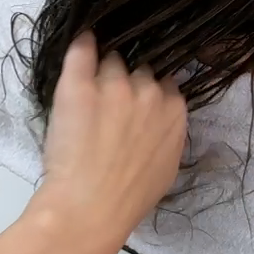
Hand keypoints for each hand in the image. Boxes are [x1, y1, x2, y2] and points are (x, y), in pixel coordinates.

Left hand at [28, 32, 188, 253]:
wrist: (91, 208)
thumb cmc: (130, 199)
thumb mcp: (167, 168)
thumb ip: (168, 134)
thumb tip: (162, 121)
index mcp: (173, 112)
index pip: (164, 84)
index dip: (148, 93)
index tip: (135, 104)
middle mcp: (149, 91)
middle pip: (139, 70)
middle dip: (127, 82)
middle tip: (110, 104)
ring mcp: (114, 84)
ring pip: (111, 61)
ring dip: (103, 71)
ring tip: (89, 93)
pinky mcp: (80, 84)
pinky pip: (82, 49)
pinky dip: (81, 46)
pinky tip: (80, 45)